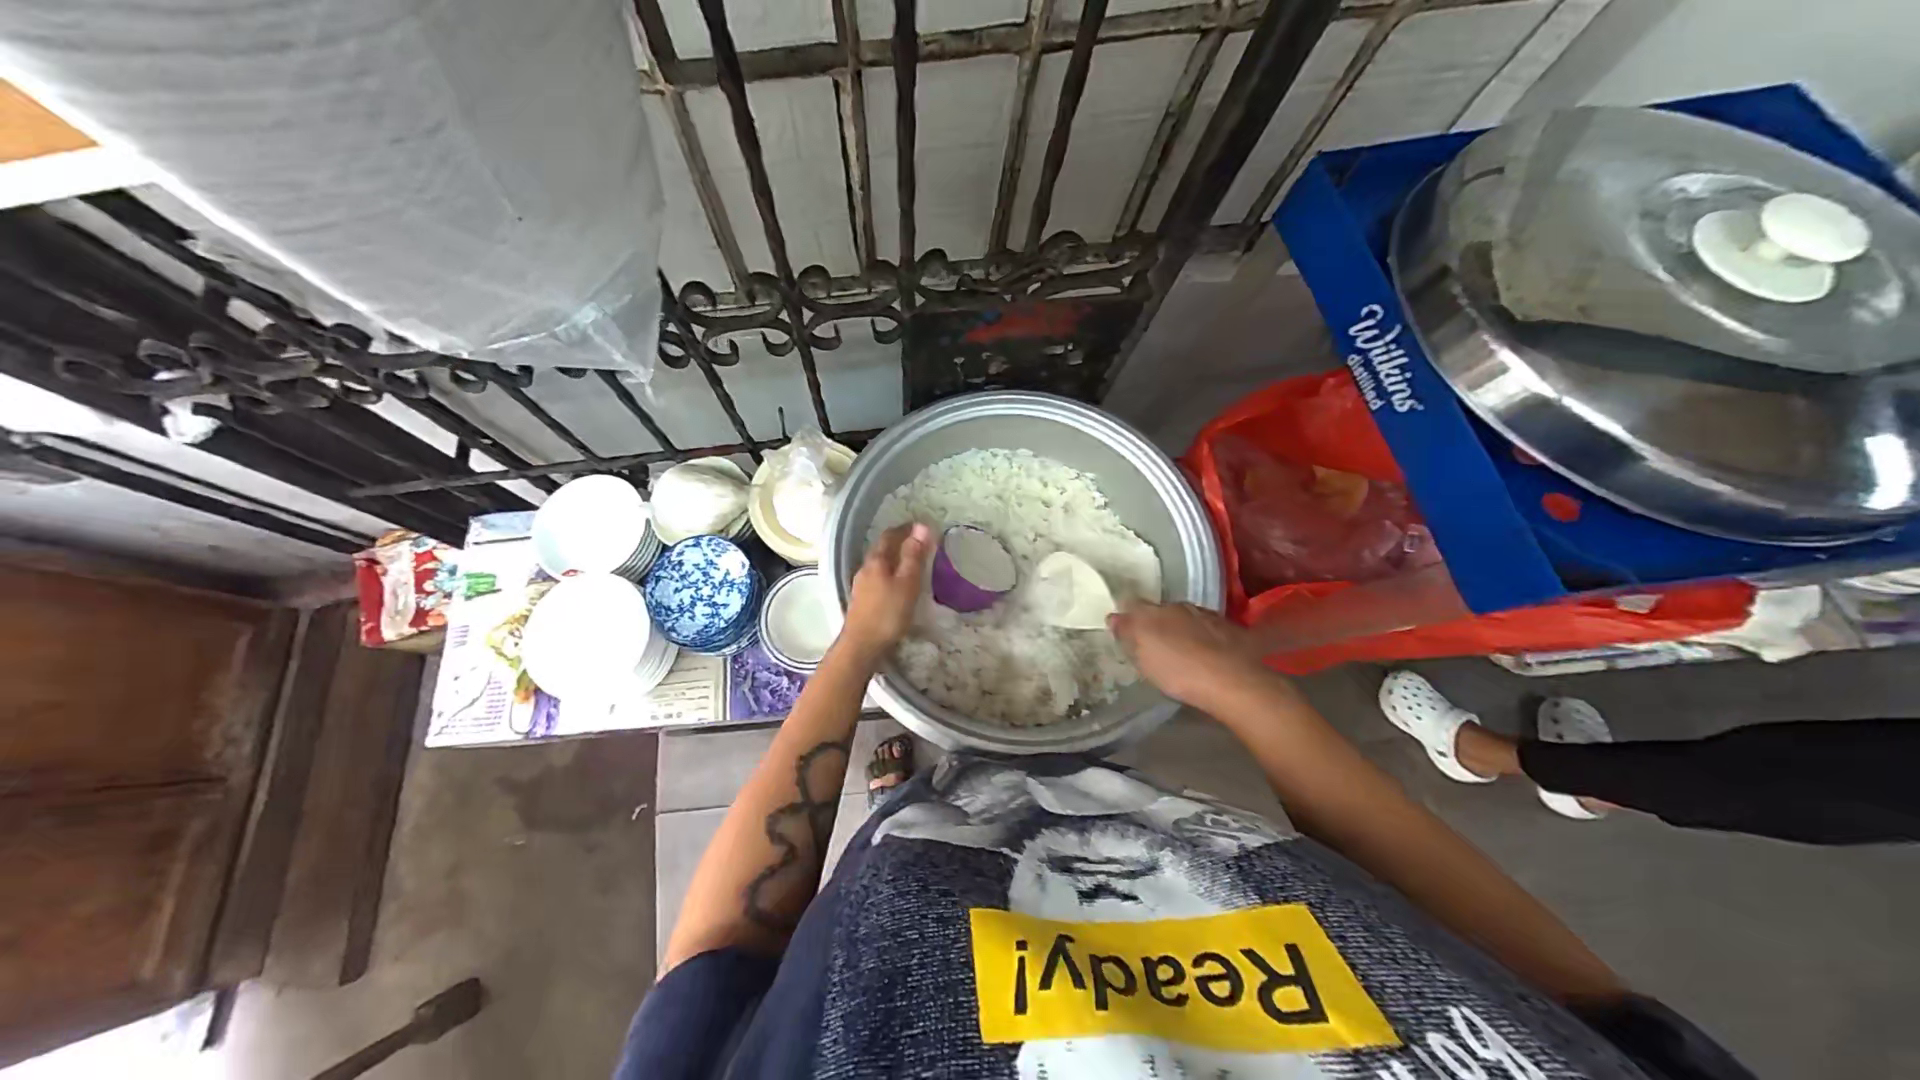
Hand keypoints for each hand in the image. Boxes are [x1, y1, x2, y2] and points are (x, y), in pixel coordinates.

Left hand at [838, 523, 931, 662]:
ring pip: (879, 564)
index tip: (921, 526)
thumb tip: (921, 527)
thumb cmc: (888, 613)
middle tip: (919, 543)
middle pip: (882, 549)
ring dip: (895, 559)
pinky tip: (897, 584)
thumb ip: (913, 556)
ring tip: (911, 562)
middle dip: (900, 542)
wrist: (862, 646)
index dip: (905, 528)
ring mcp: (861, 585)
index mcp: (876, 561)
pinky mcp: (862, 600)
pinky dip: (890, 574)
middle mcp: (865, 569)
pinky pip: (878, 578)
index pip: (890, 535)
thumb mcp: (907, 583)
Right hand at [1107, 601, 1268, 708]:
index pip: (1137, 604)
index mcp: (1158, 610)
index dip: (1129, 613)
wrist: (1233, 681)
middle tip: (1153, 641)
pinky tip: (1206, 655)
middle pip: (1165, 611)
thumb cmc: (1178, 668)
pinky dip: (1206, 641)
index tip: (1124, 625)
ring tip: (1181, 649)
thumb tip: (1114, 616)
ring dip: (1184, 630)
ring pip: (1190, 620)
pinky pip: (1212, 633)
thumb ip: (1127, 631)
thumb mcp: (1142, 654)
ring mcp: (1211, 619)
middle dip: (1158, 622)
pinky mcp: (1235, 635)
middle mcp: (1184, 607)